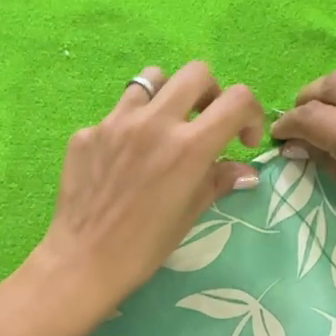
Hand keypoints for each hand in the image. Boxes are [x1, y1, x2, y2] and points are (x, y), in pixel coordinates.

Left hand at [34, 62, 264, 300]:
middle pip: (196, 74)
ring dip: (167, 97)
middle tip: (205, 124)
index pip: (237, 101)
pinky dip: (129, 129)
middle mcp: (154, 123)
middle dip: (211, 94)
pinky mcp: (87, 133)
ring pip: (152, 80)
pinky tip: (122, 162)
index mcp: (188, 147)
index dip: (251, 115)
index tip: (243, 140)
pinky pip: (116, 115)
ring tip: (163, 128)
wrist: (83, 261)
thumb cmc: (143, 249)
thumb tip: (245, 171)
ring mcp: (116, 122)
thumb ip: (216, 182)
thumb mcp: (188, 216)